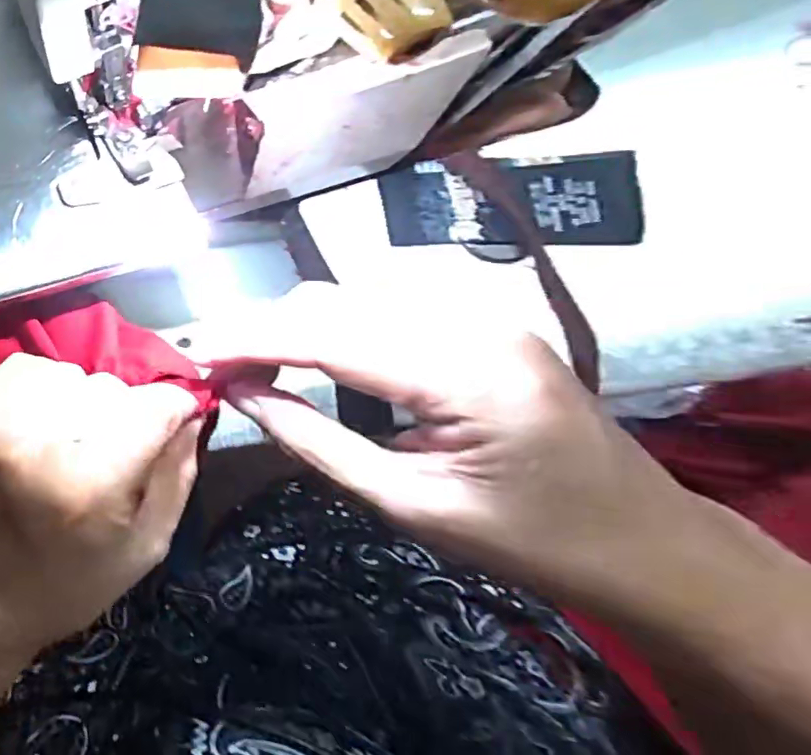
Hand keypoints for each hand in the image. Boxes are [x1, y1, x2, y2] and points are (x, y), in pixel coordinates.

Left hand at [0, 353, 203, 662]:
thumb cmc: (69, 581)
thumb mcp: (145, 546)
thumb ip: (175, 473)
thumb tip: (191, 411)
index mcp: (89, 479)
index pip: (154, 404)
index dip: (173, 411)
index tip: (171, 427)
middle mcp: (39, 437)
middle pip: (112, 388)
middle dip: (126, 414)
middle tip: (111, 454)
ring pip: (72, 373)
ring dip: (84, 399)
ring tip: (73, 440)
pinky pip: (29, 367)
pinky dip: (45, 387)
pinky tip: (43, 424)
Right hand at [194, 282, 693, 604]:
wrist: (648, 547)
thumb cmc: (528, 540)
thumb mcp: (406, 503)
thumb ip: (310, 440)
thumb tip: (235, 392)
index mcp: (467, 375)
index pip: (326, 335)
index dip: (249, 341)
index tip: (195, 357)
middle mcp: (472, 325)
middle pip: (330, 304)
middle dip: (261, 331)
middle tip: (217, 369)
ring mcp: (478, 315)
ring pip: (346, 295)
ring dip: (288, 325)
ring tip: (253, 364)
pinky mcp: (474, 319)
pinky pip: (375, 304)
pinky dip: (324, 324)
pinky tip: (306, 354)